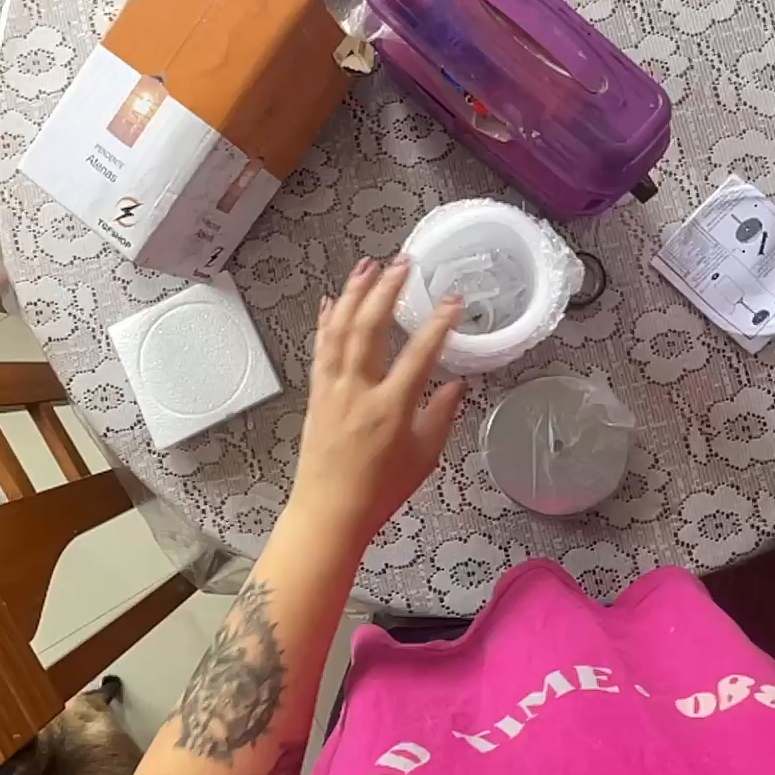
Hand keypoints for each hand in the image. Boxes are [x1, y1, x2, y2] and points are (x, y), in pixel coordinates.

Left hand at [288, 256, 466, 539]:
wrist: (330, 511)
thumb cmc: (381, 489)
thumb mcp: (425, 456)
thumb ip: (442, 415)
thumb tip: (458, 383)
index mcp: (391, 407)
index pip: (420, 353)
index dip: (439, 323)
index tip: (454, 300)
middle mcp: (358, 390)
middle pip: (370, 327)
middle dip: (387, 290)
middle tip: (403, 263)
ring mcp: (332, 388)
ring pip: (340, 330)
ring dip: (355, 293)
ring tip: (367, 266)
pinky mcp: (316, 392)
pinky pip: (321, 348)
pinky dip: (327, 321)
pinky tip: (333, 301)